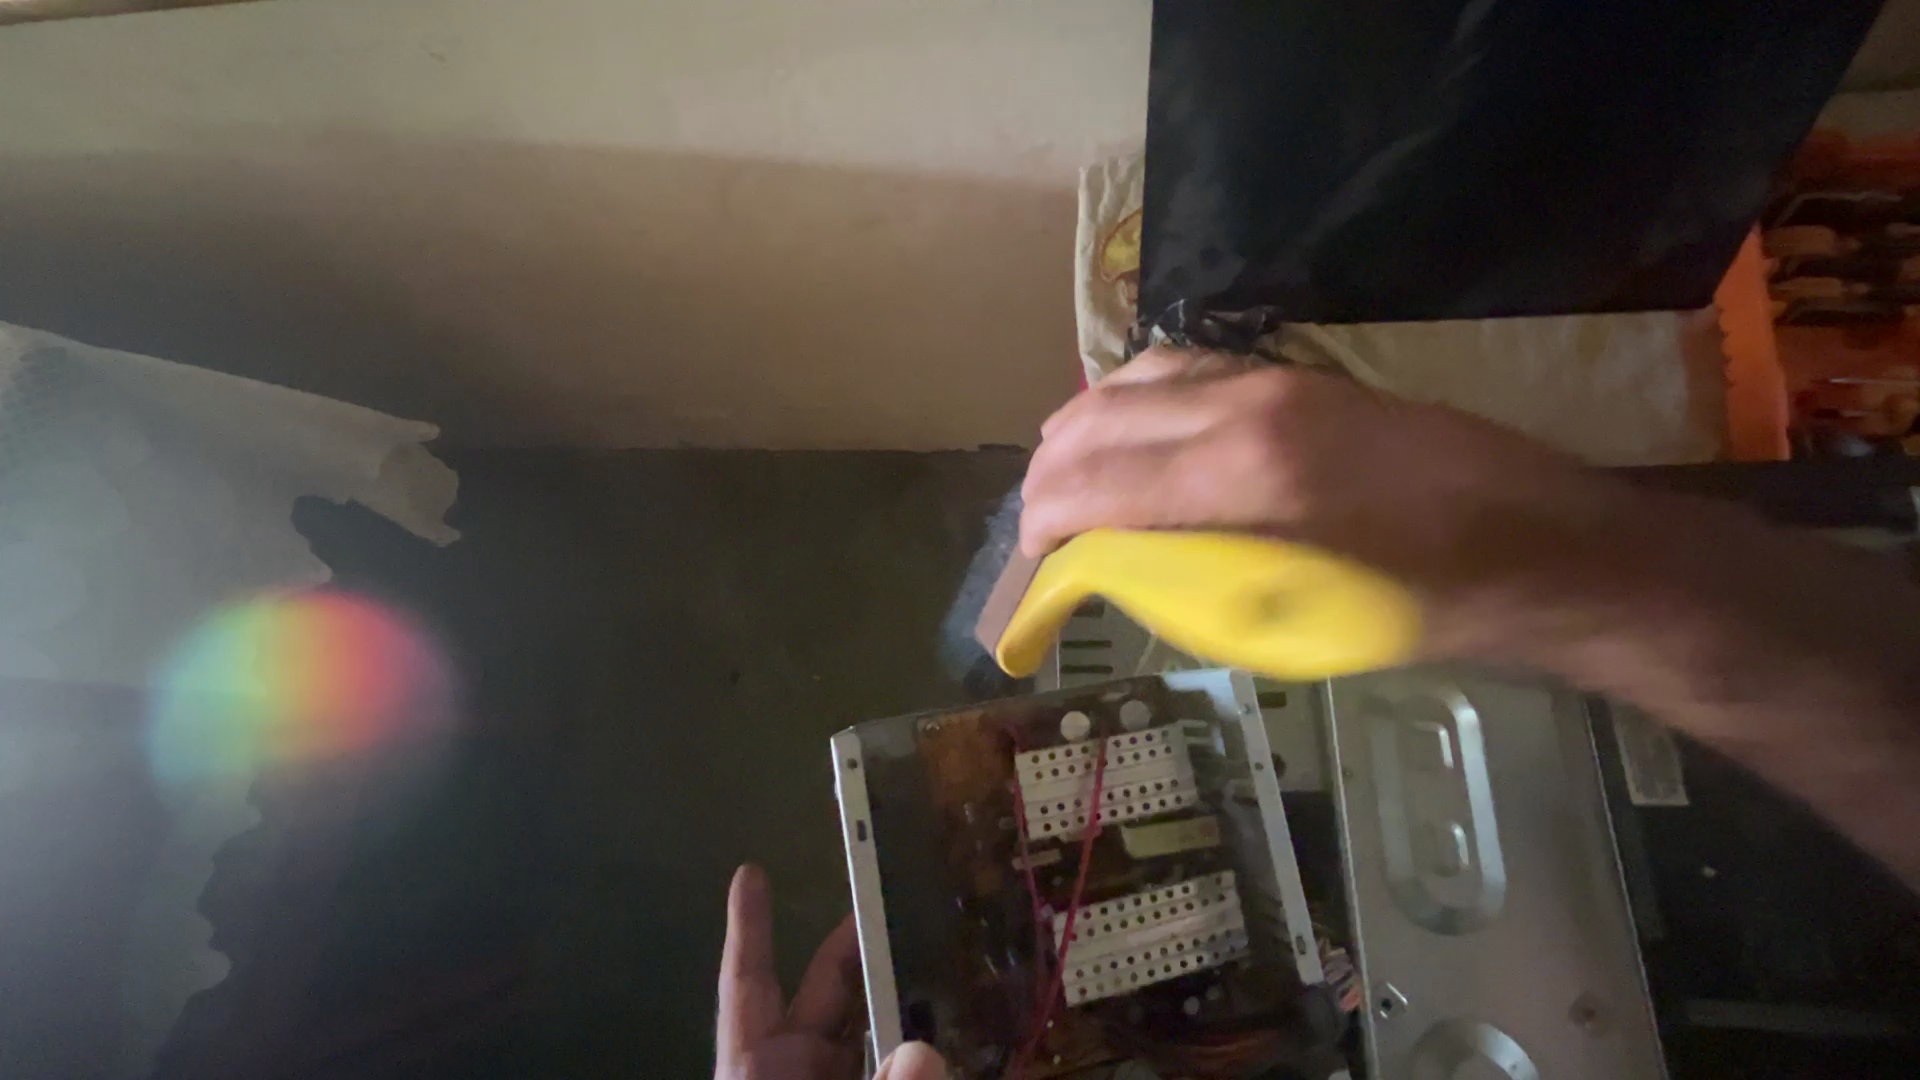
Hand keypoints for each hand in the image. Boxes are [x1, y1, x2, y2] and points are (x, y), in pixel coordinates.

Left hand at [715, 865, 948, 1079]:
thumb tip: (925, 1052)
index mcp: (763, 1064)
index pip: (751, 981)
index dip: (750, 927)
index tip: (749, 872)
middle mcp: (800, 1064)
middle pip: (831, 986)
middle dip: (863, 936)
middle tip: (900, 886)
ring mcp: (838, 1076)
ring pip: (874, 1018)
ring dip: (906, 986)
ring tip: (950, 941)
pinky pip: (903, 1057)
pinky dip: (926, 1036)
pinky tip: (968, 1010)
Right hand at [1019, 347, 1635, 658]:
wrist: (1552, 543)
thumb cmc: (1428, 606)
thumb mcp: (1298, 618)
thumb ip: (1191, 578)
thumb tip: (1119, 562)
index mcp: (1243, 476)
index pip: (1098, 483)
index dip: (1045, 517)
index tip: (1029, 550)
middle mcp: (1244, 407)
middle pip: (1102, 423)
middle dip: (1050, 472)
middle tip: (1034, 518)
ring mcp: (1271, 380)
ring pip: (1134, 381)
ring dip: (1083, 425)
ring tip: (1060, 466)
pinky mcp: (1294, 375)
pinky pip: (1181, 367)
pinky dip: (1132, 394)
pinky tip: (1125, 422)